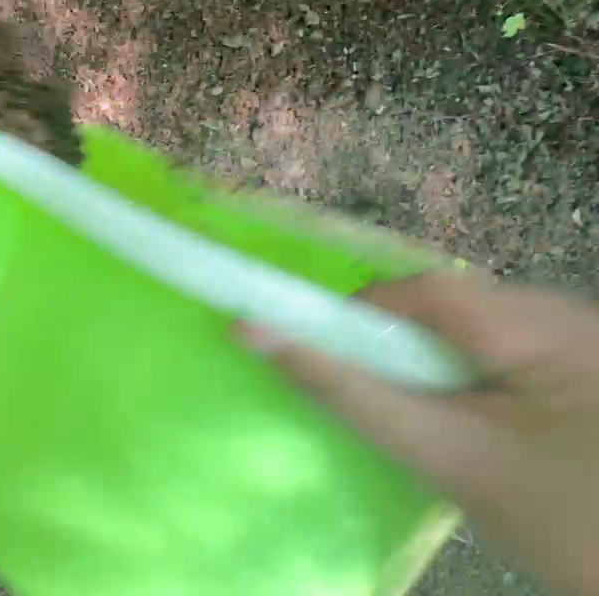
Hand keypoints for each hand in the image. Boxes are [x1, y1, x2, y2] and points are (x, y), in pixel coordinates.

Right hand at [245, 272, 598, 595]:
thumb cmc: (557, 518)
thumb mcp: (440, 454)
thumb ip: (341, 386)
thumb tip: (245, 327)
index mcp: (550, 334)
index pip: (427, 289)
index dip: (368, 313)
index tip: (346, 362)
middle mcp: (580, 322)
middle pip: (456, 301)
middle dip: (410, 340)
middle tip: (401, 396)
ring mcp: (596, 344)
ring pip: (484, 320)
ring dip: (444, 355)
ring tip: (448, 412)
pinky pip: (520, 342)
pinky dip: (485, 367)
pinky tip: (496, 417)